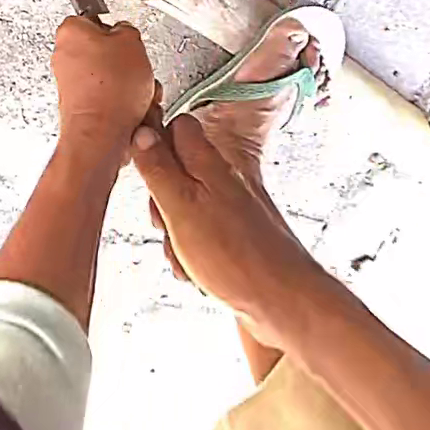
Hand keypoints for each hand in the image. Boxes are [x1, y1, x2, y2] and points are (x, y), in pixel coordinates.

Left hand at [50, 16, 154, 149]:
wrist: (101, 134)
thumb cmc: (109, 90)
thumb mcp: (132, 42)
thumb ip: (127, 29)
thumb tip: (125, 33)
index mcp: (70, 30)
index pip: (96, 19)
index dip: (117, 31)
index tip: (126, 40)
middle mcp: (64, 55)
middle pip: (106, 52)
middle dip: (128, 64)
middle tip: (137, 70)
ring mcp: (71, 83)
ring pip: (112, 78)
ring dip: (131, 87)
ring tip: (140, 95)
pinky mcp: (80, 106)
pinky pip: (109, 99)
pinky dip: (124, 105)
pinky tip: (134, 112)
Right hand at [131, 115, 322, 345]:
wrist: (288, 305)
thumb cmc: (234, 256)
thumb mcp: (179, 207)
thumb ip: (158, 167)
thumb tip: (141, 132)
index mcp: (208, 162)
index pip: (178, 125)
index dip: (156, 140)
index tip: (143, 166)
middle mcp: (224, 177)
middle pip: (179, 166)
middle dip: (161, 193)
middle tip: (161, 218)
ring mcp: (236, 204)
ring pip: (189, 201)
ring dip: (176, 226)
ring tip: (181, 251)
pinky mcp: (242, 232)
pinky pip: (206, 228)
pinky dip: (195, 246)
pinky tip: (196, 268)